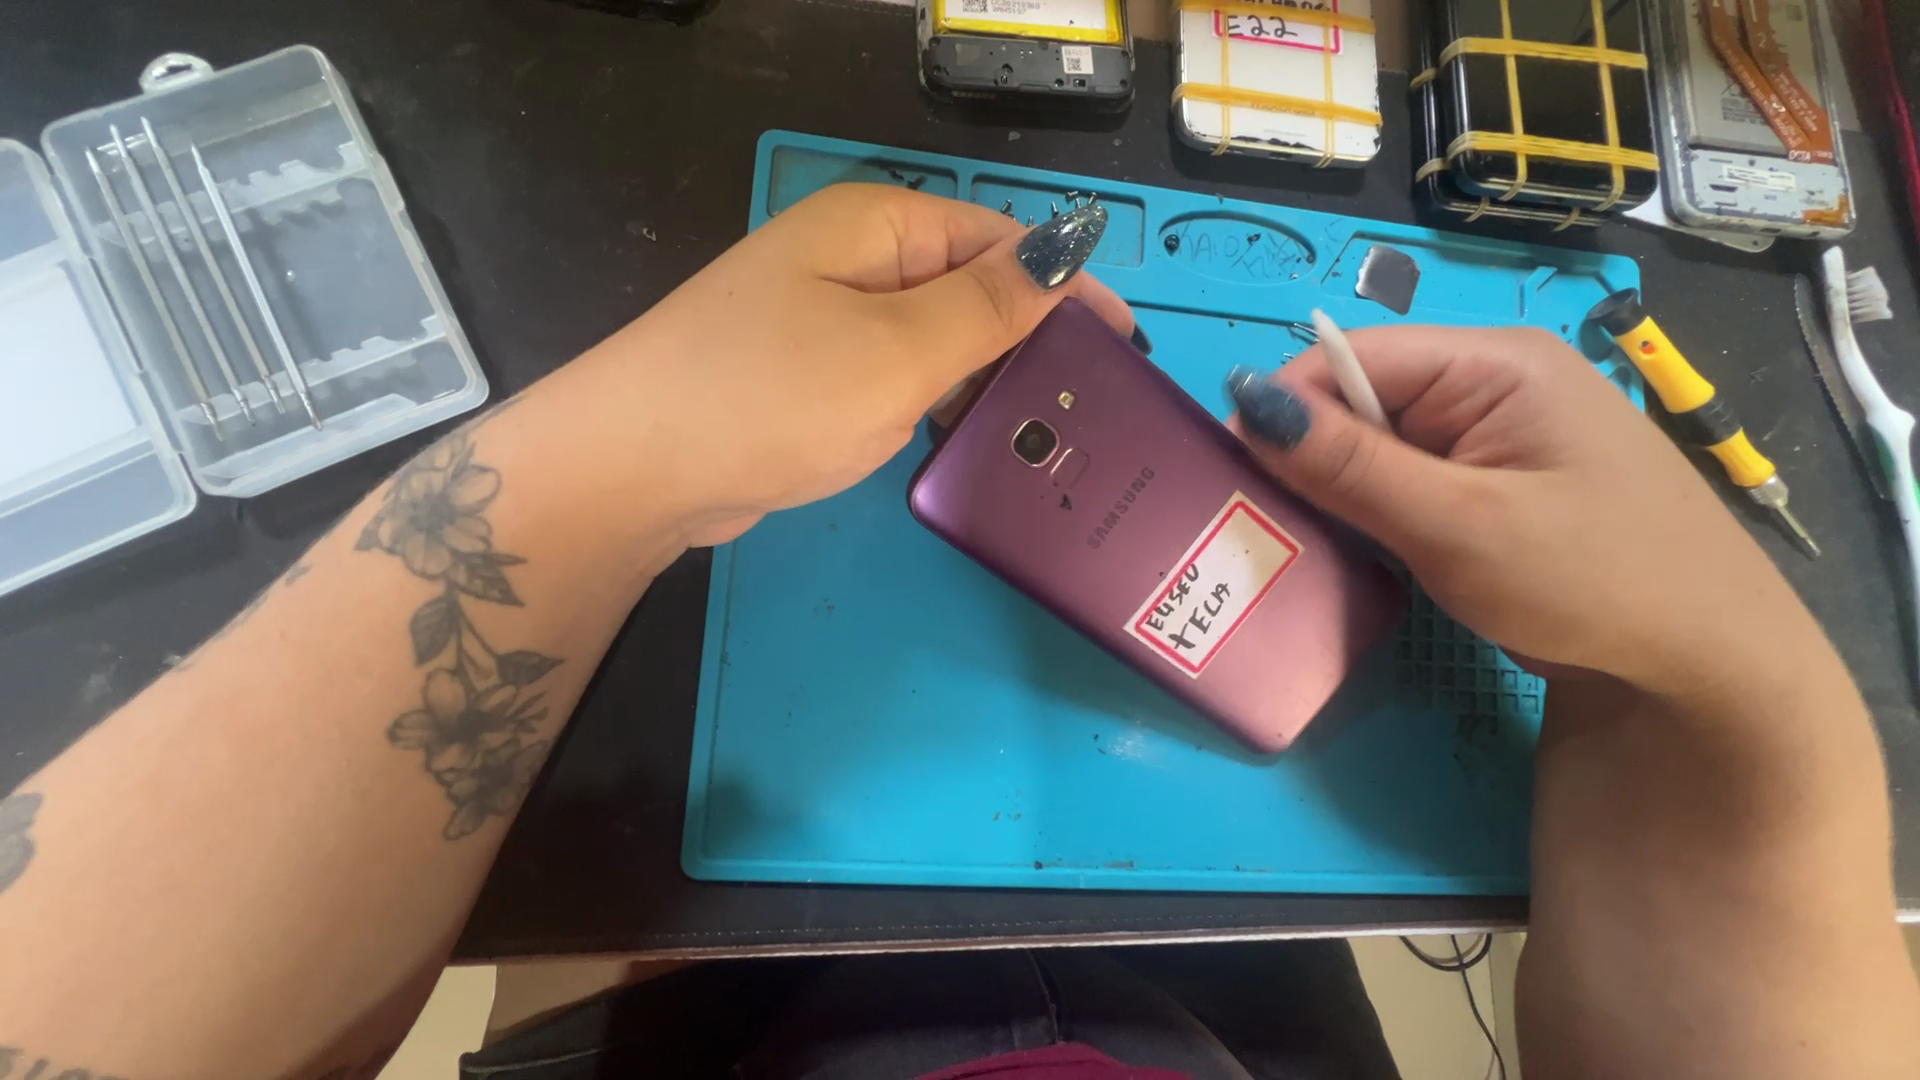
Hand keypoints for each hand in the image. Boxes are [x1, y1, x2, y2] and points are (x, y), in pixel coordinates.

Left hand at [551, 184, 1131, 546]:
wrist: (641, 468)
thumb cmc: (774, 397)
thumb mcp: (898, 351)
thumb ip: (986, 306)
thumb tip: (1065, 251)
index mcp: (878, 228)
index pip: (1000, 242)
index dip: (1067, 289)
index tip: (1122, 345)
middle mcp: (854, 261)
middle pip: (968, 286)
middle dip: (1028, 337)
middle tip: (1083, 400)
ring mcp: (827, 319)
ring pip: (934, 337)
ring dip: (983, 374)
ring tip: (1035, 425)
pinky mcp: (811, 374)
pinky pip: (896, 375)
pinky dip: (935, 400)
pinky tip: (961, 434)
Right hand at [1227, 326, 1820, 695]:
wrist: (1702, 668)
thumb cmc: (1591, 582)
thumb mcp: (1457, 523)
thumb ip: (1348, 464)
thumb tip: (1245, 401)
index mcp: (1492, 363)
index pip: (1348, 359)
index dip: (1284, 410)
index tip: (1239, 477)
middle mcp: (1486, 384)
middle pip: (1355, 399)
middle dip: (1305, 455)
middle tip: (1267, 520)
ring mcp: (1485, 435)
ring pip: (1368, 444)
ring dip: (1330, 488)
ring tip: (1298, 536)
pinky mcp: (1481, 481)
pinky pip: (1395, 478)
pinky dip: (1361, 509)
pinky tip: (1345, 543)